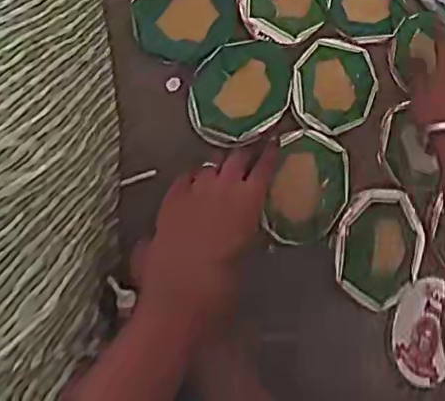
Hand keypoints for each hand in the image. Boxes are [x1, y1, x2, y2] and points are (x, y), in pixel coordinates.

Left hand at [136, 146, 276, 336]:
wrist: (178, 302)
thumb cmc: (223, 288)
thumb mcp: (247, 254)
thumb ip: (248, 231)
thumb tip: (246, 226)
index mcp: (250, 199)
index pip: (265, 165)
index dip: (270, 152)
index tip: (274, 141)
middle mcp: (225, 186)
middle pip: (238, 156)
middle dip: (244, 155)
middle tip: (249, 156)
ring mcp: (195, 190)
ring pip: (210, 164)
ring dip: (218, 166)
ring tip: (220, 171)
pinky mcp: (170, 201)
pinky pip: (184, 177)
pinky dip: (191, 177)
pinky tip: (192, 182)